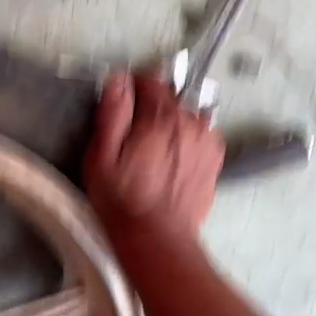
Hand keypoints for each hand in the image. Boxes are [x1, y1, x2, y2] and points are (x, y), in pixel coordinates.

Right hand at [85, 73, 223, 242]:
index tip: (119, 107)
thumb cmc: (122, 199)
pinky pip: (199, 135)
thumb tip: (118, 79)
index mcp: (162, 117)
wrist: (157, 237)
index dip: (130, 88)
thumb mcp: (102, 156)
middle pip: (169, 97)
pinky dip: (185, 139)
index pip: (150, 80)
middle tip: (131, 136)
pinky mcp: (214, 158)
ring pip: (186, 115)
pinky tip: (169, 162)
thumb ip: (113, 113)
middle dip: (149, 108)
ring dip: (169, 123)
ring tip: (151, 151)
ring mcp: (207, 140)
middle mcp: (191, 121)